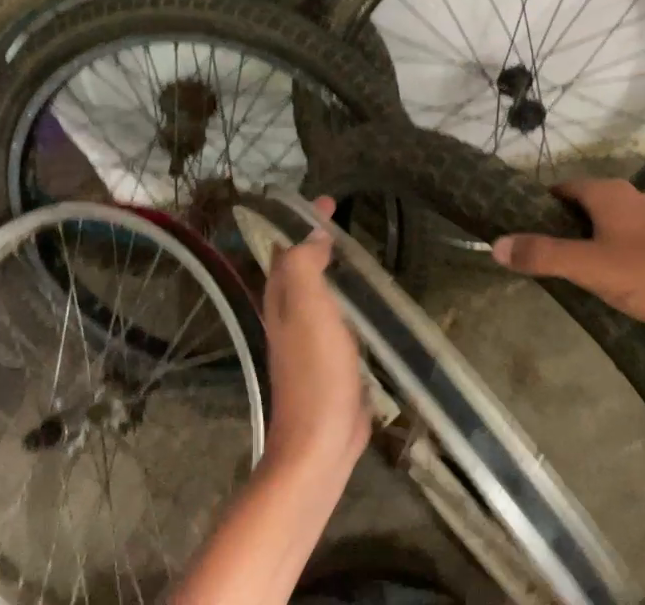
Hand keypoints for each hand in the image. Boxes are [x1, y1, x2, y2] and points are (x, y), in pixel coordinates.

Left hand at [262, 197, 370, 473]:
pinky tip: (363, 308)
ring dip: (328, 273)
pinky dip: (344, 303)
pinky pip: (335, 322)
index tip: (328, 202)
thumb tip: (311, 238)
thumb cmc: (315, 372)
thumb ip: (305, 269)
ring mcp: (308, 345)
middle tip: (342, 225)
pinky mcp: (329, 367)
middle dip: (314, 244)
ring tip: (353, 257)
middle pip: (297, 271)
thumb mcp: (308, 310)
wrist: (320, 443)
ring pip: (314, 296)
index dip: (302, 224)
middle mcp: (289, 320)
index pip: (286, 251)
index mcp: (281, 303)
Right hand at [491, 179, 644, 344]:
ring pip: (604, 227)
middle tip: (536, 258)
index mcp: (609, 193)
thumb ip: (542, 255)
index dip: (537, 206)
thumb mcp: (589, 266)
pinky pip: (624, 246)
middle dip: (558, 228)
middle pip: (582, 206)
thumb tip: (495, 244)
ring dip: (584, 245)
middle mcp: (630, 199)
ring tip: (565, 274)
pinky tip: (604, 285)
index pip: (561, 188)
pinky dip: (608, 258)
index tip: (517, 231)